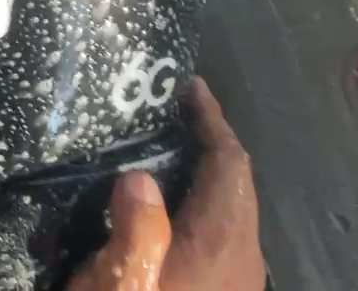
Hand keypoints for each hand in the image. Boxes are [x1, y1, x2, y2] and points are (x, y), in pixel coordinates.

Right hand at [67, 79, 264, 290]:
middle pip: (238, 188)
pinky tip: (162, 198)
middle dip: (211, 140)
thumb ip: (136, 229)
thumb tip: (140, 175)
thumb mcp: (119, 283)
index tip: (189, 86)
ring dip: (206, 169)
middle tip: (170, 105)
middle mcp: (238, 264)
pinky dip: (199, 196)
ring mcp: (231, 283)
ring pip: (231, 211)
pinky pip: (219, 230)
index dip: (213, 123)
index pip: (230, 170)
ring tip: (163, 140)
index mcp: (219, 249)